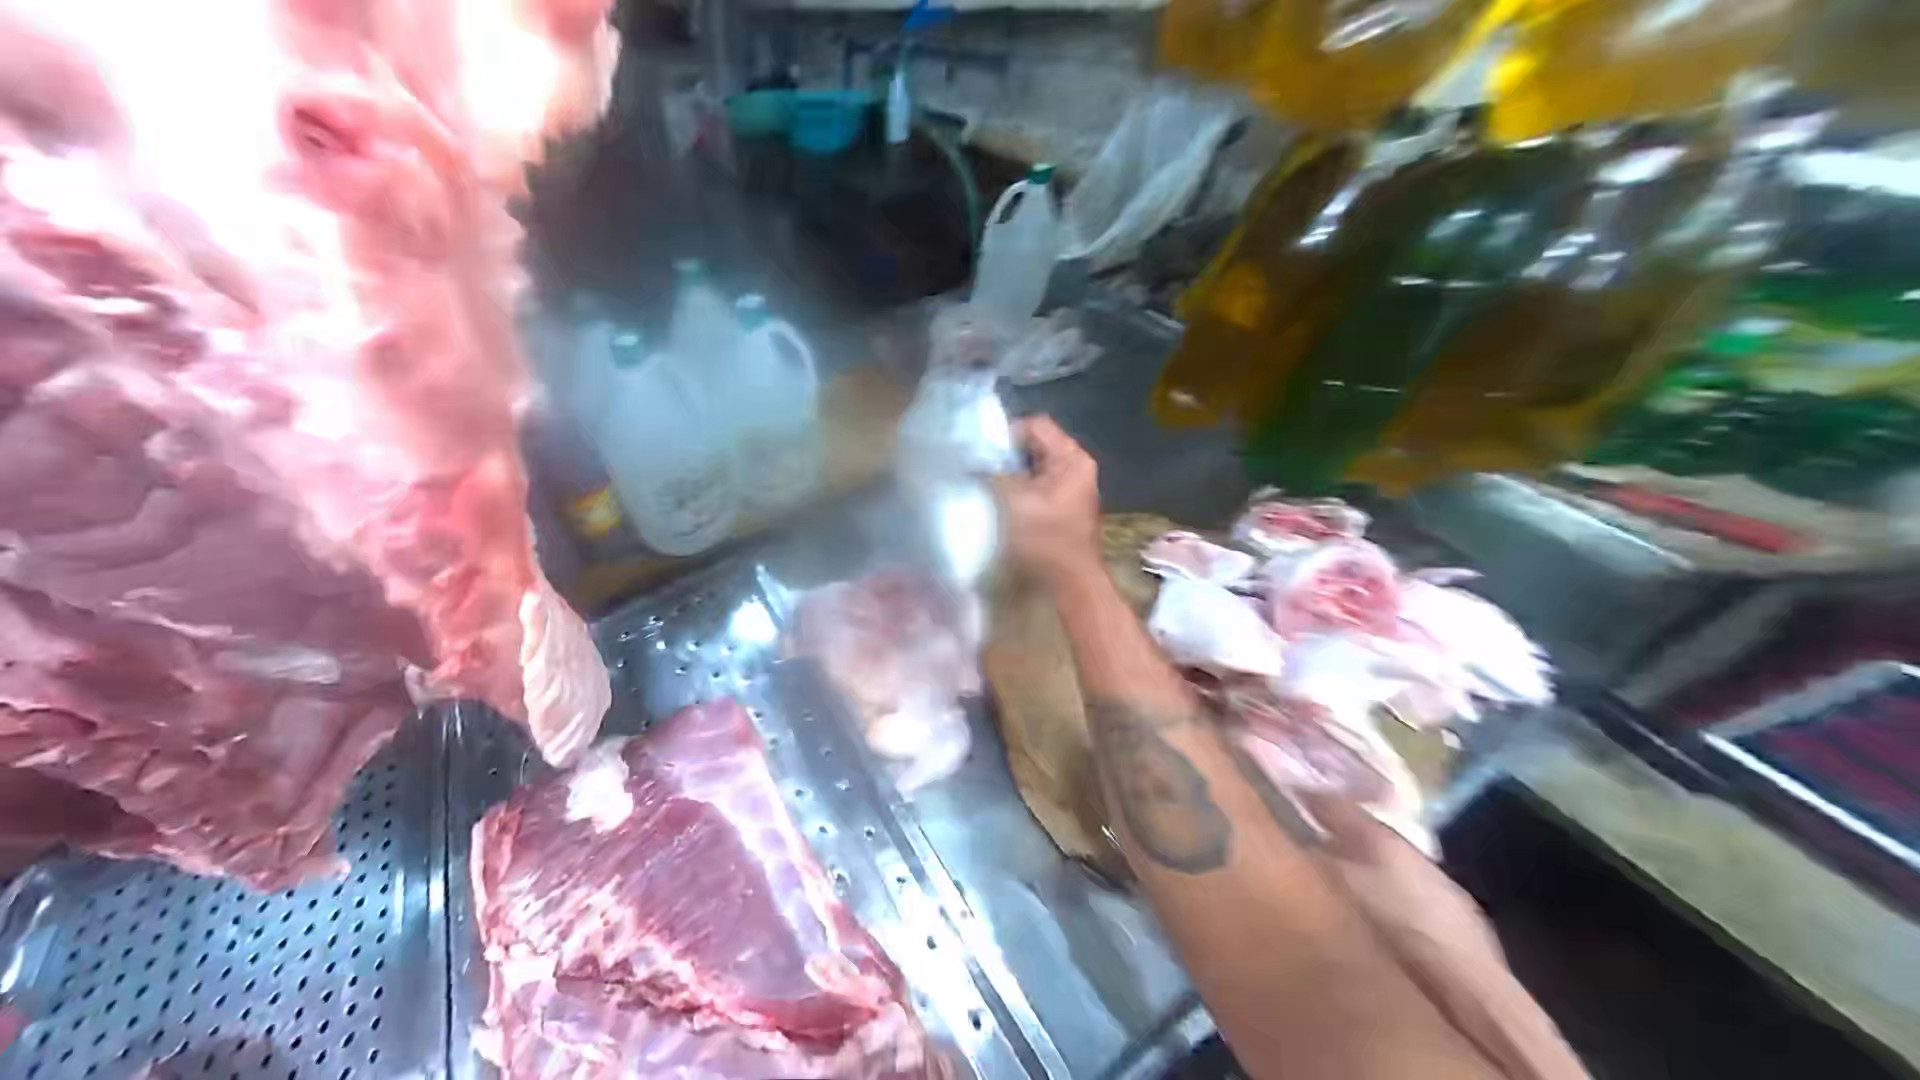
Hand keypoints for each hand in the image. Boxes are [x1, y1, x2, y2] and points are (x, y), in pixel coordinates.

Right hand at [994, 416, 1101, 584]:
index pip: (1036, 425)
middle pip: (1034, 445)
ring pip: (1032, 466)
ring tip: (986, 484)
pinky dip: (1018, 487)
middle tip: (980, 468)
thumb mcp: (1015, 502)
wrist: (1072, 582)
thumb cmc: (1047, 540)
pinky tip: (1000, 500)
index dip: (1007, 434)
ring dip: (1010, 473)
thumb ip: (992, 475)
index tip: (982, 453)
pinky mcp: (1062, 503)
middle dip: (1006, 455)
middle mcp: (1075, 466)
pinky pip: (1036, 483)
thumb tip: (970, 460)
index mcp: (1071, 459)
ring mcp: (1070, 485)